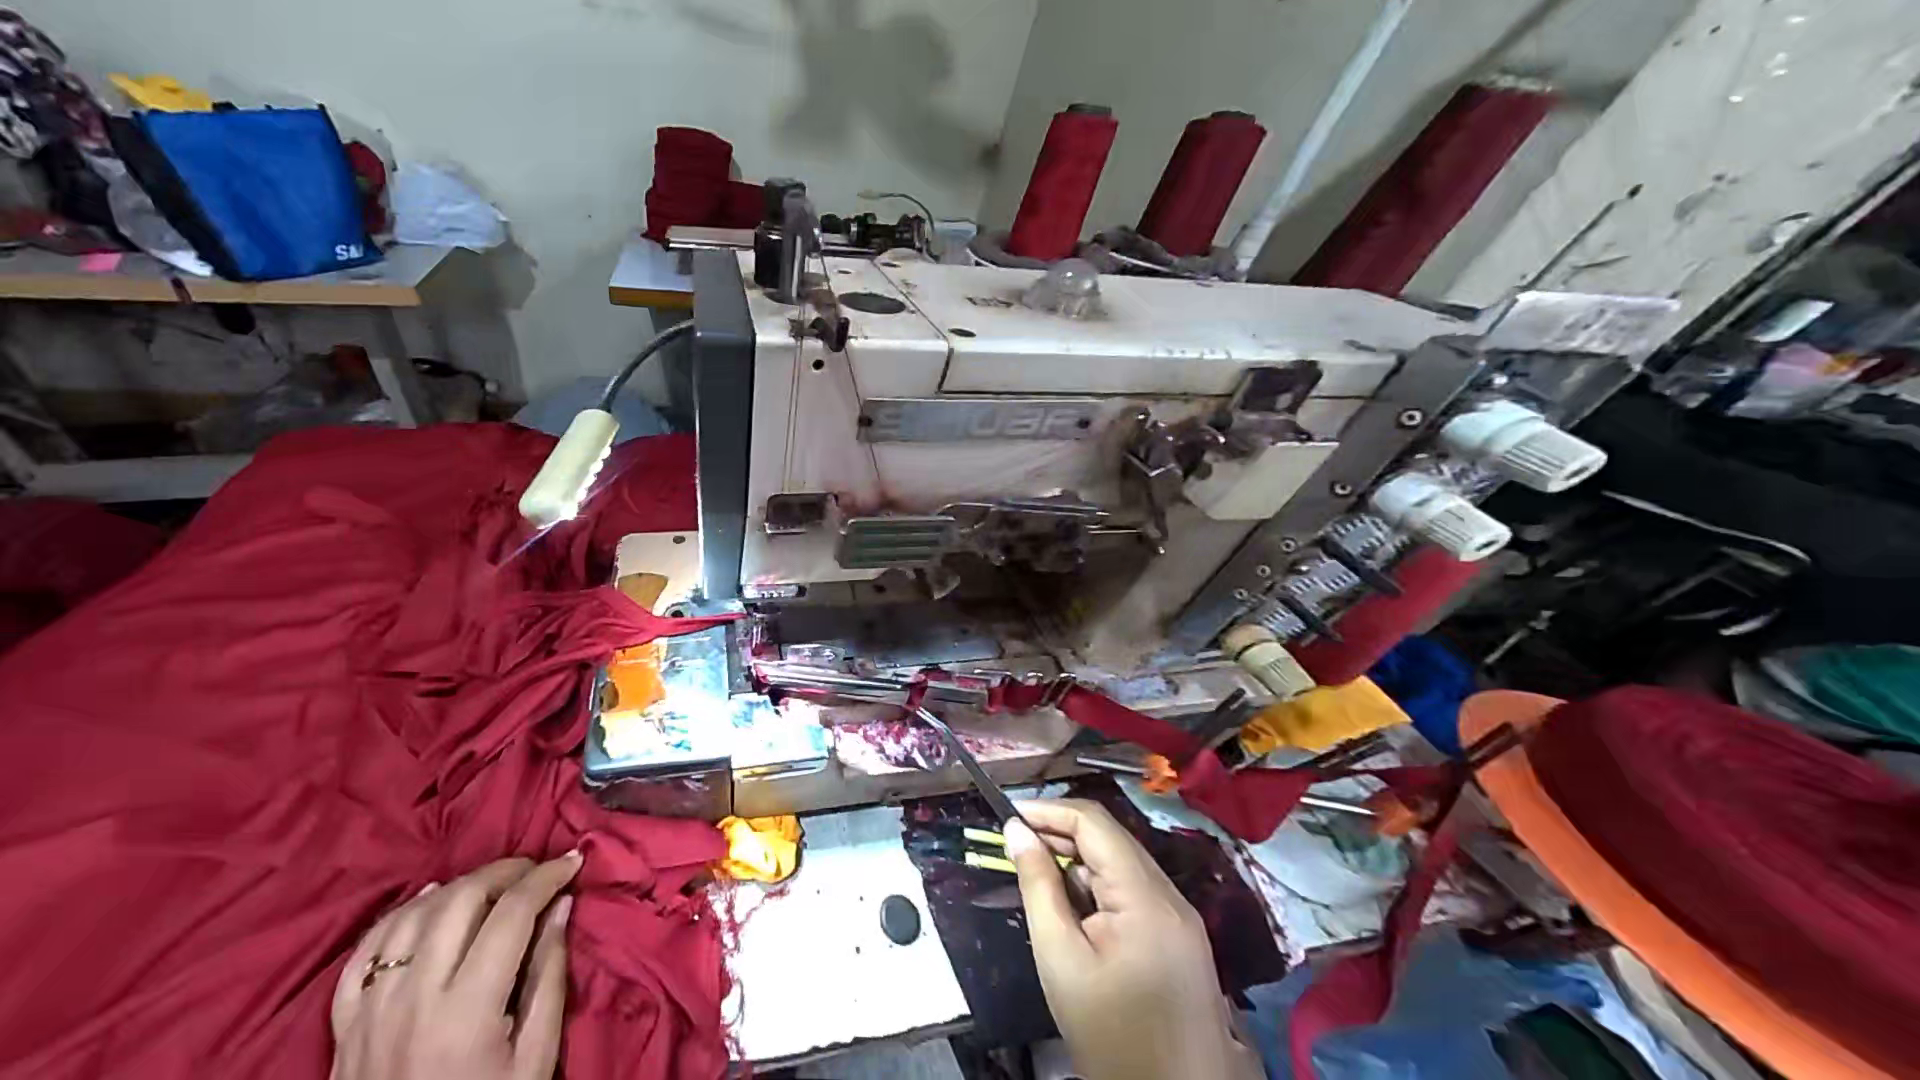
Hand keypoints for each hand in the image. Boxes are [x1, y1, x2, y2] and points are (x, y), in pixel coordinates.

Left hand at [330, 853, 580, 1079]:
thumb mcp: (535, 1056)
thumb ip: (549, 976)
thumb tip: (561, 907)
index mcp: (467, 1010)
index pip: (512, 914)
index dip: (547, 877)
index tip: (573, 862)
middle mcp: (413, 999)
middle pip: (460, 901)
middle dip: (506, 871)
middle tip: (537, 870)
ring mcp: (370, 1010)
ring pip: (412, 916)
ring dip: (459, 886)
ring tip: (493, 885)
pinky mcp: (344, 1024)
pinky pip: (365, 951)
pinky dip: (399, 915)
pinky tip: (429, 901)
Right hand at [1004, 800, 1260, 1079]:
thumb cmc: (1110, 1032)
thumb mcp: (1060, 957)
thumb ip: (1038, 886)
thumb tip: (1016, 830)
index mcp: (1145, 895)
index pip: (1094, 823)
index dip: (1049, 810)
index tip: (1009, 817)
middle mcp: (1169, 893)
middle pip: (1110, 839)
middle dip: (1060, 834)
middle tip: (1015, 844)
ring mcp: (1178, 913)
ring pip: (1120, 863)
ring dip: (1077, 861)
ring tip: (1037, 874)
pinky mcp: (1178, 933)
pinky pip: (1132, 889)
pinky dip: (1098, 885)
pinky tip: (1072, 904)